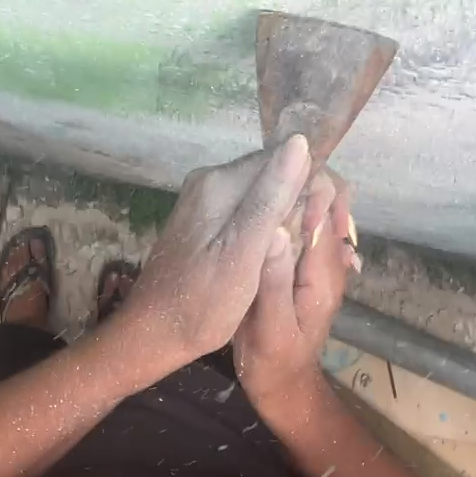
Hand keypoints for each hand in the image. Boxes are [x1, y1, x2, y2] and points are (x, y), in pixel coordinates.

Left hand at [104, 135, 312, 375]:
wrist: (154, 333)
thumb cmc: (202, 303)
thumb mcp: (244, 253)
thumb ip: (271, 197)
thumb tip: (300, 143)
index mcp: (220, 182)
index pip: (283, 158)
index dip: (311, 187)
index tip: (321, 227)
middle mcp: (211, 179)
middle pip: (273, 172)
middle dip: (303, 200)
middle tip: (318, 242)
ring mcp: (206, 197)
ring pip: (264, 191)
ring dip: (290, 213)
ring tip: (305, 248)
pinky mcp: (205, 216)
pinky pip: (249, 207)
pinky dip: (271, 224)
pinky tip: (280, 251)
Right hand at [234, 170, 355, 413]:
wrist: (282, 386)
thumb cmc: (273, 362)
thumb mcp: (269, 329)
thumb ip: (274, 282)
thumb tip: (277, 231)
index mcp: (323, 275)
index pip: (325, 216)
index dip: (307, 186)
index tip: (277, 165)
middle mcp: (326, 263)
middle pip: (326, 207)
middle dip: (303, 182)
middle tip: (264, 165)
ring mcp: (316, 263)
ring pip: (314, 213)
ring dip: (294, 191)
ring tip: (261, 174)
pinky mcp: (300, 266)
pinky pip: (300, 226)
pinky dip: (287, 208)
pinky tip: (263, 200)